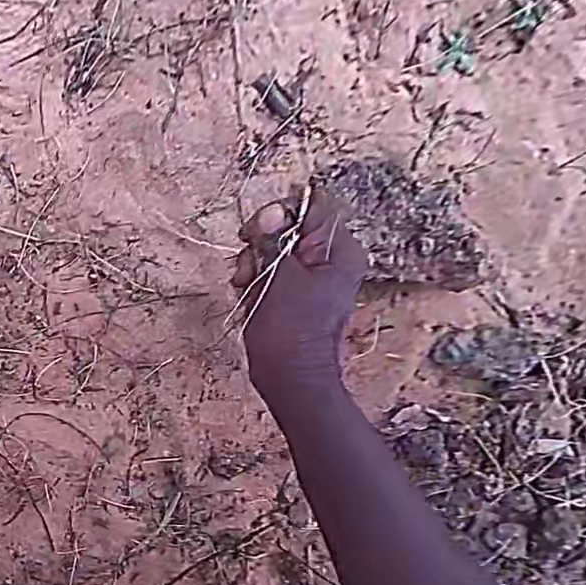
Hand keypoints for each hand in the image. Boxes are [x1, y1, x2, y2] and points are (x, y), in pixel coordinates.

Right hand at [229, 188, 367, 395]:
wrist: (290, 377)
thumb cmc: (289, 331)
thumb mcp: (279, 278)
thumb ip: (274, 242)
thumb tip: (271, 213)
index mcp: (340, 251)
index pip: (312, 207)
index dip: (279, 214)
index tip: (256, 232)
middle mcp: (330, 260)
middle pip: (289, 229)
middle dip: (261, 244)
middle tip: (247, 269)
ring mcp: (311, 279)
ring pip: (275, 252)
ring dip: (253, 265)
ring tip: (246, 287)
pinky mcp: (293, 296)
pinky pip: (271, 274)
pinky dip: (255, 281)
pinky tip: (249, 296)